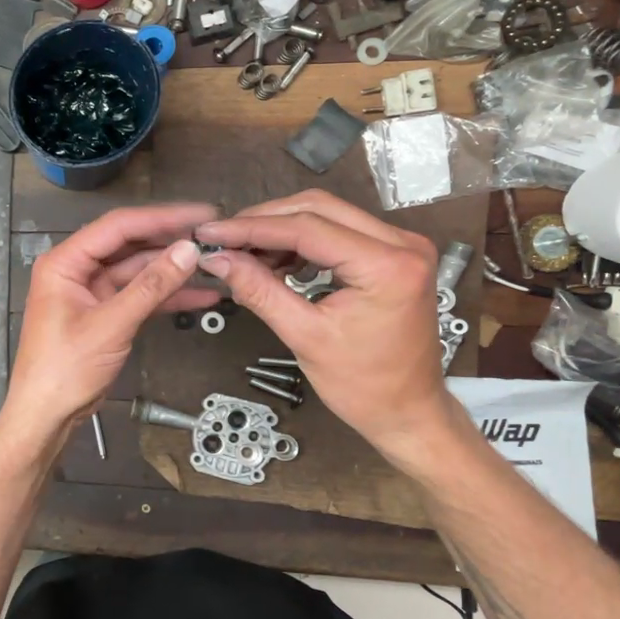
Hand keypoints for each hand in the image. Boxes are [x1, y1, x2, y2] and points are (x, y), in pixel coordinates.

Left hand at [8, 204, 221, 429]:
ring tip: (214, 263)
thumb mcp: (110, 325)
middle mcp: (75, 271)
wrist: (46, 414)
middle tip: (212, 235)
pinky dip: (166, 297)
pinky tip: (199, 296)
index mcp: (64, 264)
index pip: (117, 227)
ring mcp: (90, 293)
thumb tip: (187, 251)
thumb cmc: (62, 370)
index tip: (199, 214)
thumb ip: (150, 287)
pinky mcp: (103, 315)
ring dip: (172, 270)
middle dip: (170, 241)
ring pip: (137, 271)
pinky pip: (138, 296)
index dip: (161, 218)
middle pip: (129, 245)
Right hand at [194, 191, 458, 452]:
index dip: (251, 228)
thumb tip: (218, 259)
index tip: (211, 233)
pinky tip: (274, 261)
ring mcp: (400, 246)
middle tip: (222, 239)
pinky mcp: (392, 255)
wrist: (408, 410)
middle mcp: (402, 244)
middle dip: (263, 221)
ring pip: (326, 213)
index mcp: (387, 266)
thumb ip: (260, 290)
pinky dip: (300, 240)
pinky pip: (338, 230)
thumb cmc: (364, 385)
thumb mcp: (304, 336)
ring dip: (280, 228)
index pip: (307, 228)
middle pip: (317, 208)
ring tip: (243, 253)